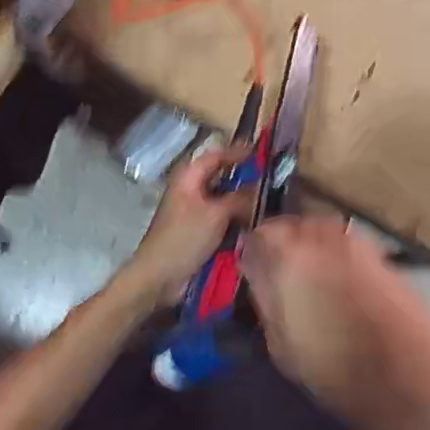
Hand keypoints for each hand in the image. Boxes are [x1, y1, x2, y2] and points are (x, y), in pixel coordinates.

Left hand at [122, 149, 254, 311]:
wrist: (158, 276)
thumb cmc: (184, 238)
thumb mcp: (216, 214)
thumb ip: (240, 198)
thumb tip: (260, 188)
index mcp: (189, 177)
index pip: (216, 155)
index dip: (238, 152)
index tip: (262, 153)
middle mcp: (191, 189)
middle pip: (221, 176)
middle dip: (244, 177)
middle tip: (271, 178)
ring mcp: (194, 211)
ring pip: (223, 198)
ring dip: (242, 199)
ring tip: (268, 199)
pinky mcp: (198, 230)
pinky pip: (222, 217)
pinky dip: (236, 217)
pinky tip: (254, 221)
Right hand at [242, 217, 429, 429]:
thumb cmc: (351, 380)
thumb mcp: (287, 351)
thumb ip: (264, 299)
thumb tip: (253, 271)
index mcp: (293, 253)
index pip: (252, 234)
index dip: (247, 261)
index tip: (247, 286)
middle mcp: (324, 233)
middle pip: (283, 229)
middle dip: (274, 255)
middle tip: (273, 296)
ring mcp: (356, 240)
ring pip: (311, 237)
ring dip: (302, 260)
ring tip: (304, 303)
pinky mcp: (379, 254)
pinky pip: (337, 249)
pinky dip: (327, 265)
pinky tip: (333, 302)